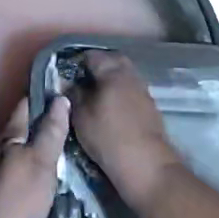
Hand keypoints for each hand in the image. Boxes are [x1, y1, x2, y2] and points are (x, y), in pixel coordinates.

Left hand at [0, 96, 69, 217]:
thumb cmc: (16, 201)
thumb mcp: (40, 162)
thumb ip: (51, 132)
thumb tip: (60, 98)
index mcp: (8, 137)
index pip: (27, 103)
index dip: (46, 93)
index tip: (68, 85)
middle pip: (24, 127)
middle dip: (45, 119)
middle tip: (74, 116)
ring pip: (22, 149)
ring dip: (40, 144)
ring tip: (66, 143)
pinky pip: (20, 169)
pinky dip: (35, 165)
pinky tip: (48, 174)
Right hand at [70, 52, 178, 208]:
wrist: (146, 162)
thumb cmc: (108, 136)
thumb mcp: (81, 116)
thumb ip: (74, 95)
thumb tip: (68, 83)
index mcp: (113, 72)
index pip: (93, 55)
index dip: (78, 62)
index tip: (67, 74)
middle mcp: (131, 75)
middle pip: (113, 60)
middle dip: (97, 66)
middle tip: (81, 82)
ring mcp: (143, 89)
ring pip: (125, 75)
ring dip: (111, 79)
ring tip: (95, 95)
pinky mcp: (150, 105)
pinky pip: (132, 89)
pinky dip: (121, 92)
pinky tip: (112, 106)